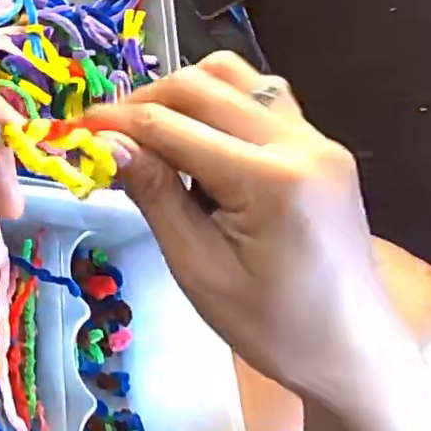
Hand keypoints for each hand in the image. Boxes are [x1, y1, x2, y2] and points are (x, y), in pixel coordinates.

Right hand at [83, 53, 426, 421]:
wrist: (353, 353)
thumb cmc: (271, 326)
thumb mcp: (198, 267)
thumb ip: (154, 193)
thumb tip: (105, 142)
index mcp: (272, 180)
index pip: (172, 125)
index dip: (117, 122)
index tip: (77, 128)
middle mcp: (301, 142)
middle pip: (200, 86)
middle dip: (142, 102)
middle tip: (106, 133)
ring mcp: (316, 138)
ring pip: (231, 76)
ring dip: (179, 93)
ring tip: (149, 132)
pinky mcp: (318, 144)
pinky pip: (257, 95)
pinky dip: (214, 101)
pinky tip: (196, 136)